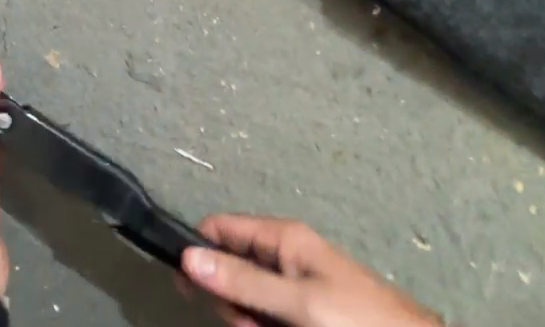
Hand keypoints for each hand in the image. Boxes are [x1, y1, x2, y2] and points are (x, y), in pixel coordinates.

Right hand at [181, 215, 441, 326]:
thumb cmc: (358, 321)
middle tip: (251, 324)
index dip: (197, 253)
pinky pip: (271, 314)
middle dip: (231, 299)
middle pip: (229, 267)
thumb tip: (185, 257)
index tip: (190, 288)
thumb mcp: (298, 302)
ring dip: (250, 319)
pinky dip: (267, 325)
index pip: (217, 228)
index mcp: (282, 236)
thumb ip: (243, 281)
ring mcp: (298, 284)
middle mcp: (285, 254)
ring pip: (249, 297)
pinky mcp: (309, 311)